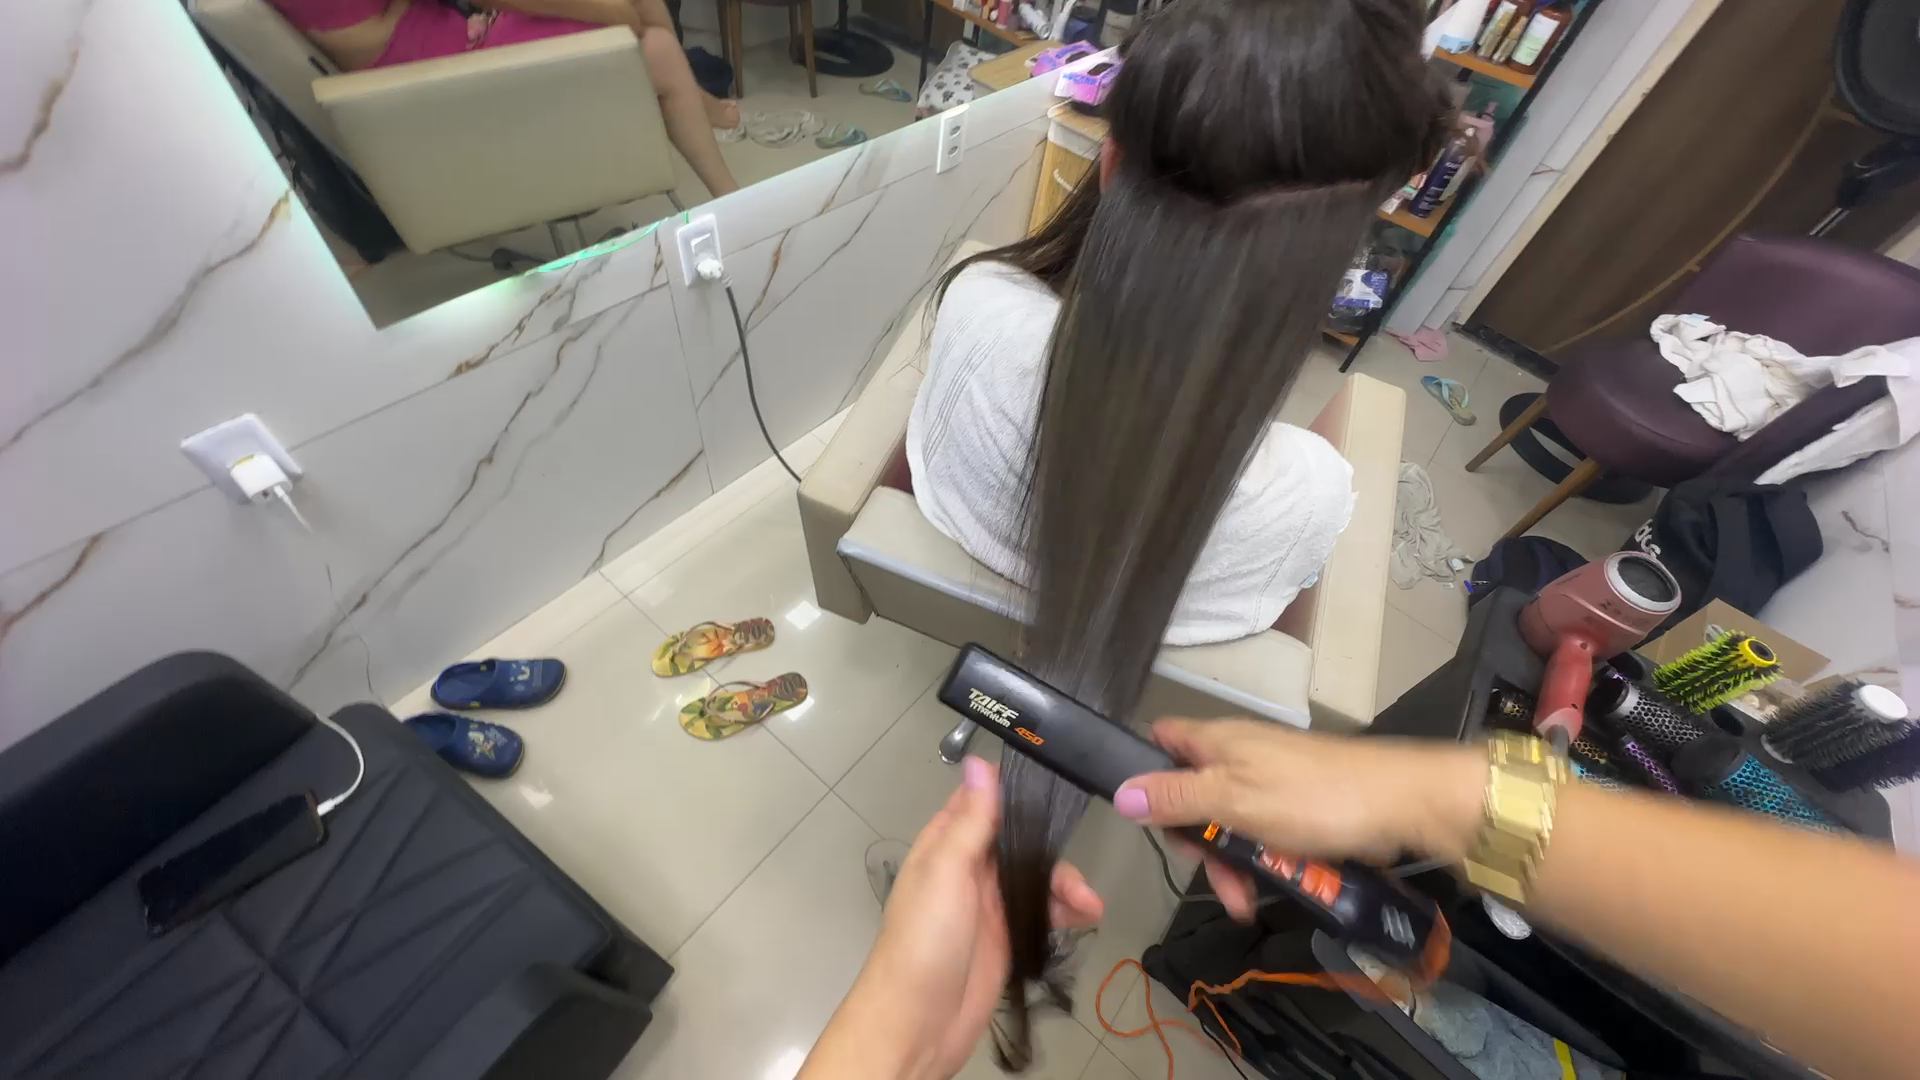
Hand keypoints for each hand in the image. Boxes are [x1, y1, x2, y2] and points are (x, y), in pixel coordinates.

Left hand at [799, 757, 1103, 1079]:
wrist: (918, 1024)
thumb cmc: (924, 938)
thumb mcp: (946, 871)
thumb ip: (969, 820)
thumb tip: (978, 762)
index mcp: (947, 841)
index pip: (985, 799)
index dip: (1015, 787)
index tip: (1054, 776)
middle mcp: (970, 865)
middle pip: (1020, 836)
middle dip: (1051, 841)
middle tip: (1076, 852)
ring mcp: (990, 901)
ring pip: (1036, 874)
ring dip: (1065, 881)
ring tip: (1089, 902)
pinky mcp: (1008, 934)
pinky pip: (1043, 910)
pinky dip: (1066, 910)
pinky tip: (1086, 915)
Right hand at [1112, 717, 1484, 920]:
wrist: (1400, 803)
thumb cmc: (1308, 797)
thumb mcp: (1232, 800)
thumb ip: (1176, 798)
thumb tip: (1119, 795)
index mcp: (1213, 741)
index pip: (1160, 740)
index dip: (1147, 773)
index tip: (1152, 814)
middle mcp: (1234, 754)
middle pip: (1191, 792)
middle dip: (1195, 838)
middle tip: (1207, 870)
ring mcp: (1265, 778)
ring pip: (1226, 819)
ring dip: (1229, 861)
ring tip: (1244, 900)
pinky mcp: (1294, 803)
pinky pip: (1260, 831)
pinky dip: (1260, 859)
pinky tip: (1267, 889)